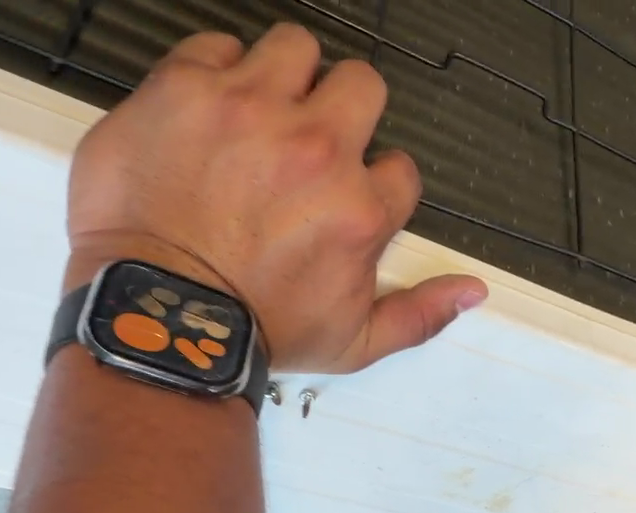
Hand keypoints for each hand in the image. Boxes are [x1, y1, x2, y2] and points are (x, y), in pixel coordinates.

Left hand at [62, 26, 486, 373]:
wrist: (162, 319)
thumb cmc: (256, 332)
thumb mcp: (355, 343)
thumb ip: (420, 314)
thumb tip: (472, 290)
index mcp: (360, 210)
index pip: (400, 167)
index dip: (376, 182)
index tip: (347, 198)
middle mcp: (315, 150)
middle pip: (363, 86)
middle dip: (347, 112)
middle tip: (314, 144)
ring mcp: (250, 111)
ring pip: (298, 48)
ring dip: (291, 77)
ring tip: (266, 115)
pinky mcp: (186, 89)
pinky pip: (220, 45)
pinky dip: (221, 71)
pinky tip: (214, 111)